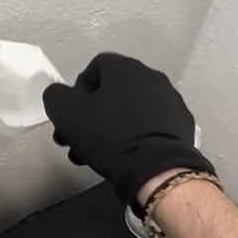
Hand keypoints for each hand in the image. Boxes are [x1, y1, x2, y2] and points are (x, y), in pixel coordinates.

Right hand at [43, 52, 214, 210]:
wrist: (156, 169)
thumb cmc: (109, 137)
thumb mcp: (67, 114)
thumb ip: (56, 96)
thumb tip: (61, 96)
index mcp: (125, 68)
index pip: (95, 67)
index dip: (78, 90)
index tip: (72, 115)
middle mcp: (151, 77)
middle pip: (113, 92)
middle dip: (91, 116)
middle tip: (78, 141)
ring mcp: (170, 101)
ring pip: (130, 111)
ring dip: (110, 128)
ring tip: (97, 155)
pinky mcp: (181, 124)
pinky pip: (150, 126)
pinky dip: (136, 136)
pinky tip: (126, 156)